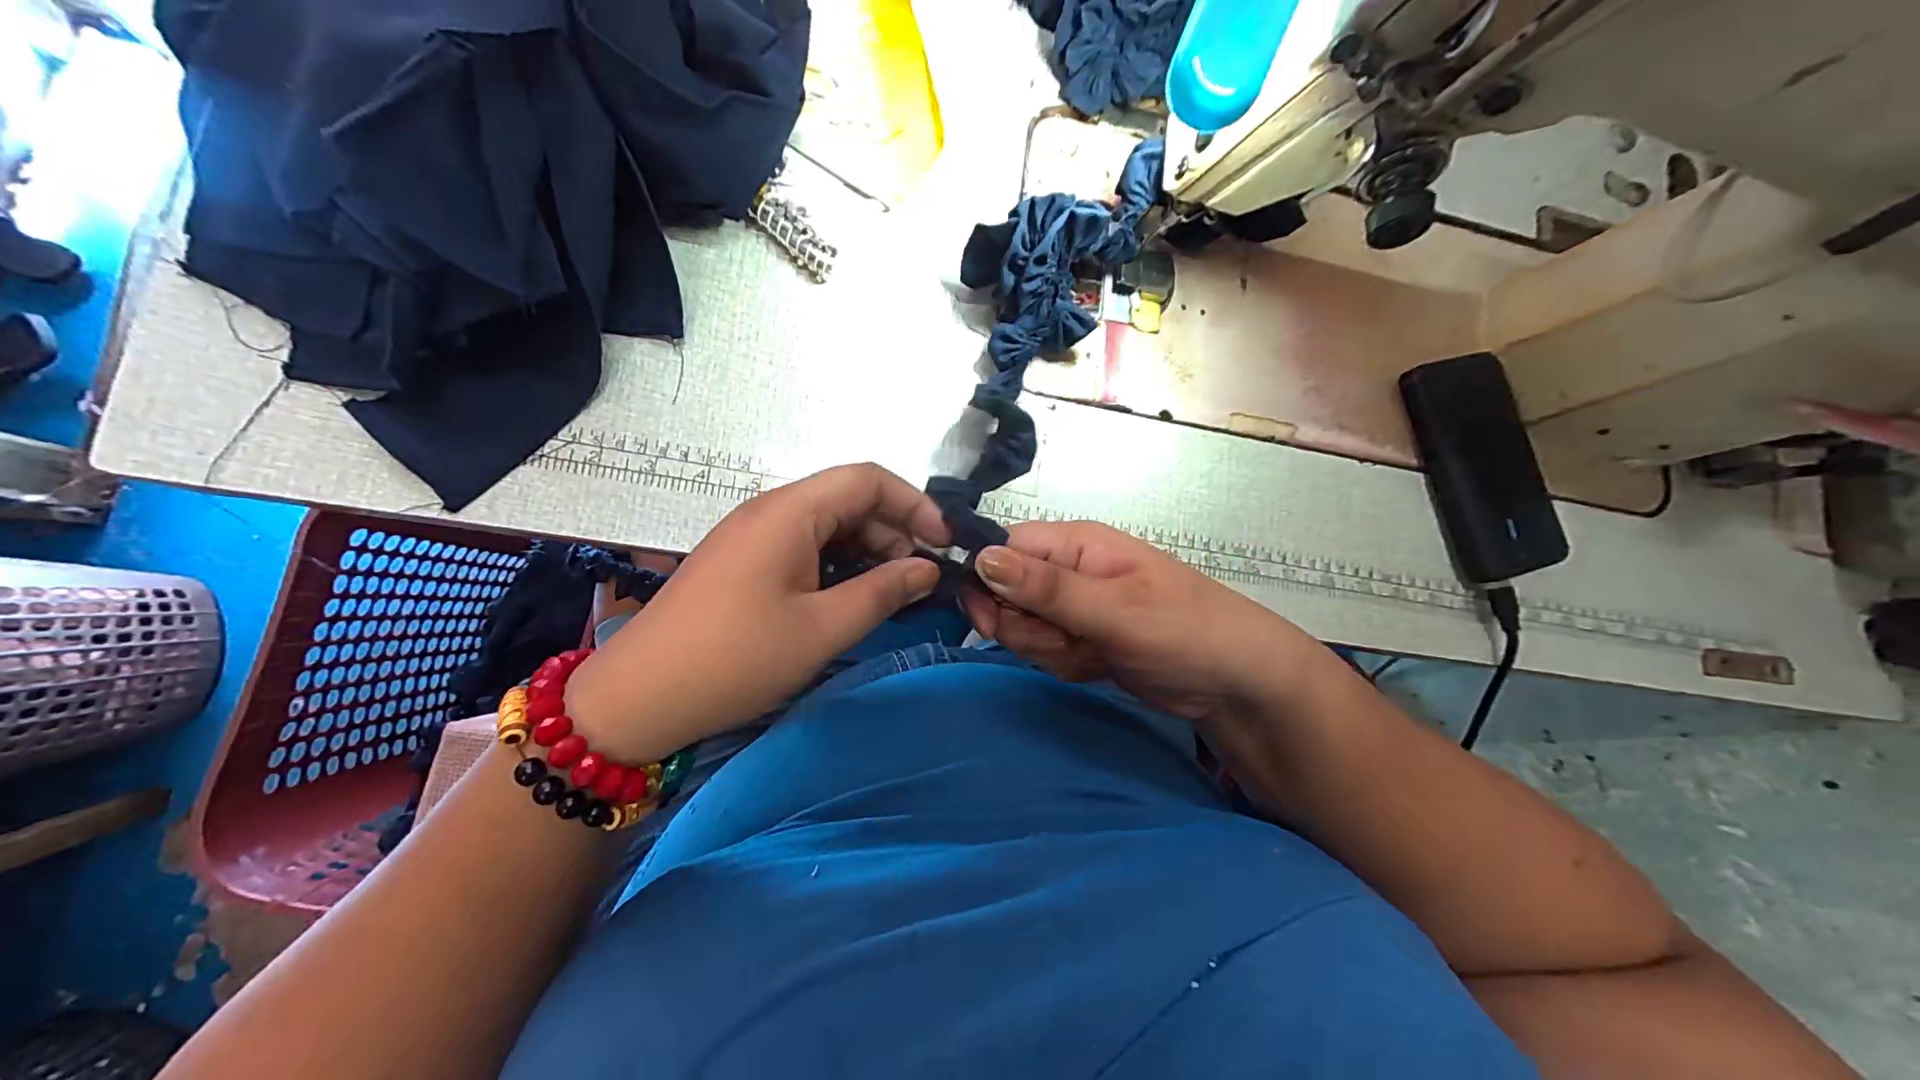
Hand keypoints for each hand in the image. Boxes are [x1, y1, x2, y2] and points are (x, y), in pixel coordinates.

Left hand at [564, 464, 949, 761]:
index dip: (915, 504)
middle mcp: (769, 510)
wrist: (638, 698)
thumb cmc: (736, 659)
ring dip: (866, 552)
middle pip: (848, 499)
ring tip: (891, 594)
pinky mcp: (741, 561)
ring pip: (826, 525)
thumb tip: (927, 569)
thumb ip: (883, 592)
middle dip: (893, 532)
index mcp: (789, 512)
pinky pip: (802, 546)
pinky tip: (849, 598)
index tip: (946, 543)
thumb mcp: (821, 629)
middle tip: (920, 580)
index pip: (867, 479)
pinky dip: (836, 565)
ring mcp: (751, 535)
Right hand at [960, 521, 1318, 723]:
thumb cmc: (1185, 631)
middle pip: (1004, 593)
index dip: (986, 580)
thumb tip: (980, 558)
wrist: (1237, 685)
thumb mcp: (1115, 610)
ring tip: (1091, 653)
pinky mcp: (1079, 639)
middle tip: (1063, 640)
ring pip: (1022, 627)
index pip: (1003, 548)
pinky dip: (1063, 664)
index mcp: (1075, 543)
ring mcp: (1073, 608)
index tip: (991, 619)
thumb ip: (1046, 588)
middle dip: (1025, 626)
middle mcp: (1067, 570)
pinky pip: (1044, 649)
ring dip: (1047, 649)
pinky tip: (1096, 665)